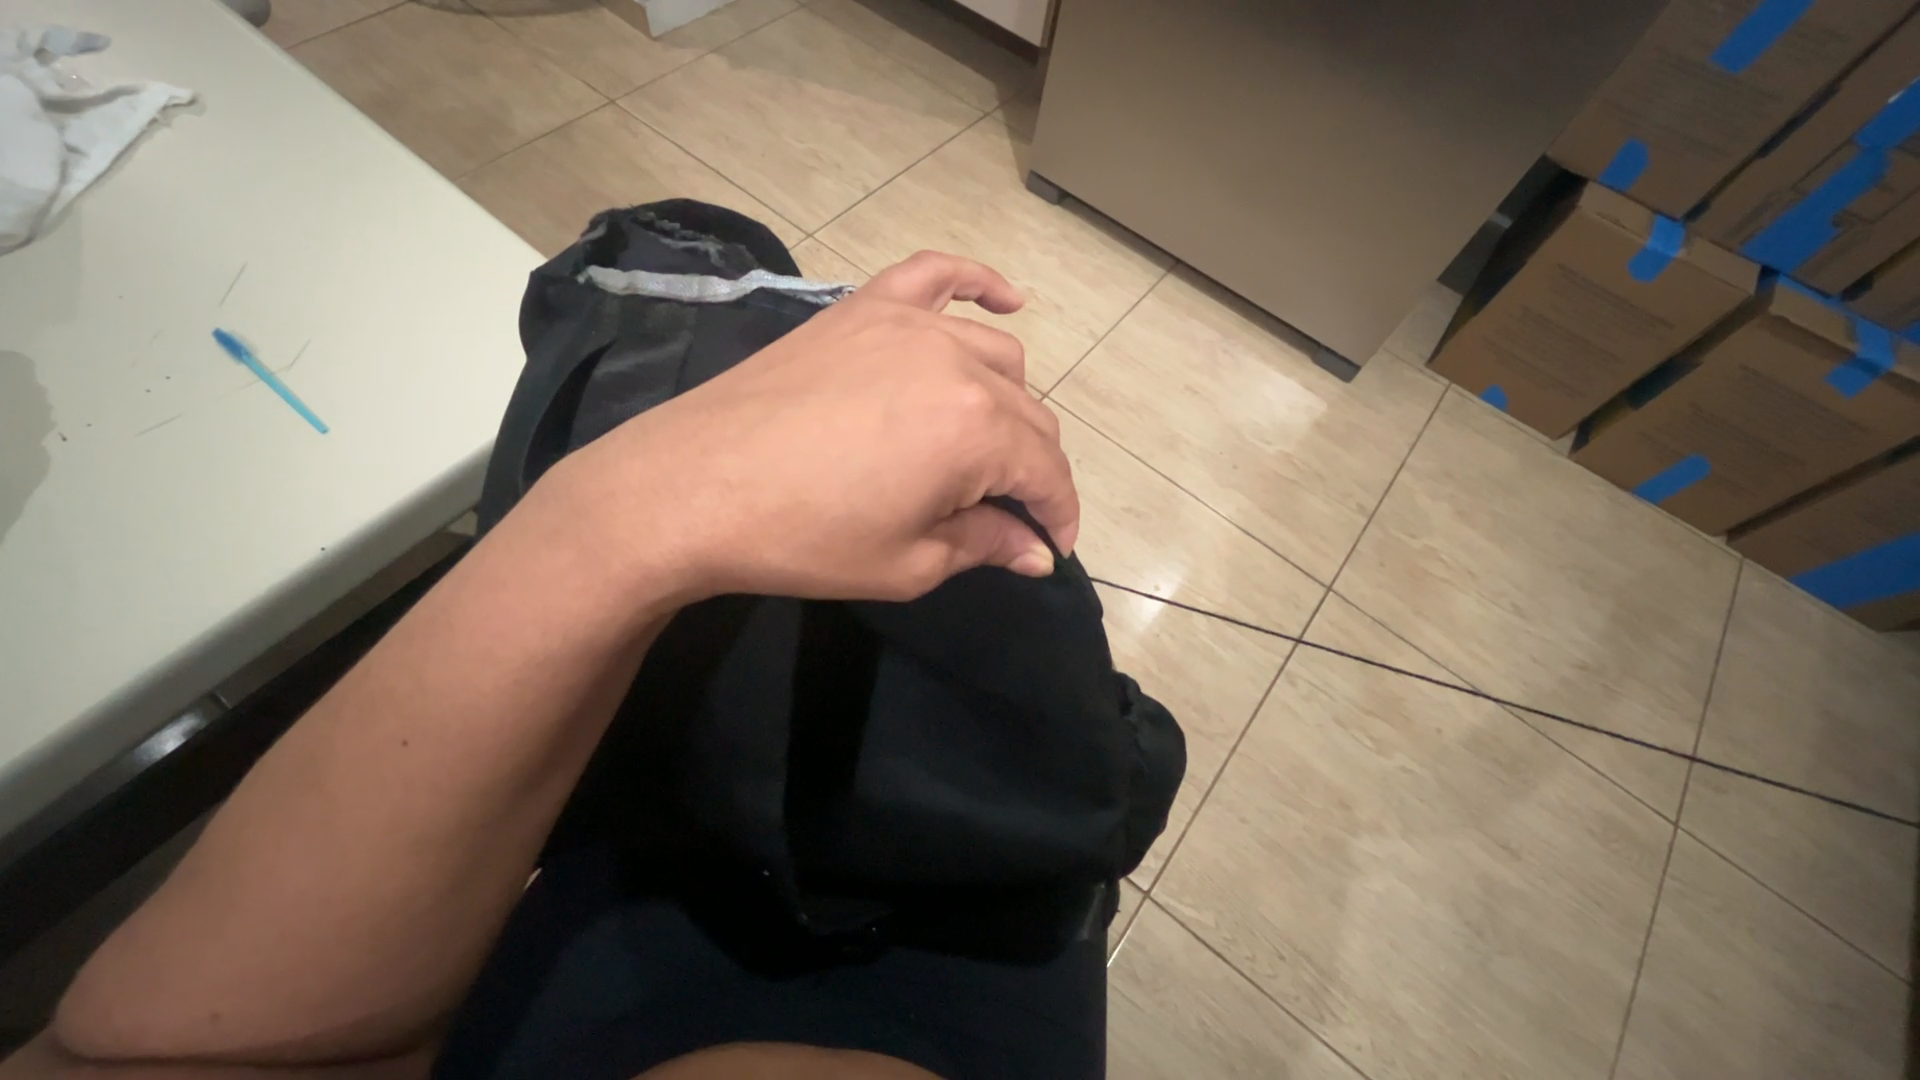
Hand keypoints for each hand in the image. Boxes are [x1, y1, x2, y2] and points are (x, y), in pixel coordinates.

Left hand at [542, 250, 1079, 603]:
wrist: (692, 488)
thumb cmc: (804, 539)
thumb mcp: (908, 562)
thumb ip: (986, 546)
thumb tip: (1038, 553)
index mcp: (975, 430)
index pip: (1047, 471)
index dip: (1059, 514)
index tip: (1054, 547)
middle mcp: (957, 363)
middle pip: (1029, 414)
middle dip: (1034, 469)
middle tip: (1010, 513)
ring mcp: (909, 324)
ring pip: (997, 354)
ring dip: (1009, 403)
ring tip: (985, 444)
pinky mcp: (863, 306)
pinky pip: (937, 274)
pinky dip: (979, 282)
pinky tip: (1006, 298)